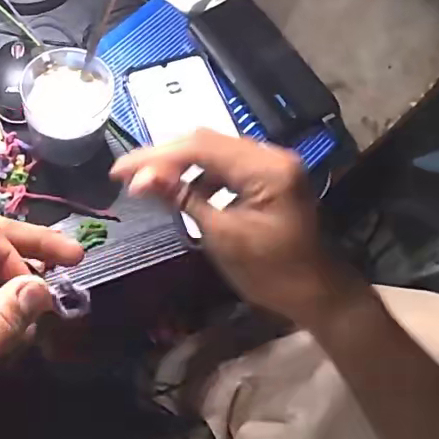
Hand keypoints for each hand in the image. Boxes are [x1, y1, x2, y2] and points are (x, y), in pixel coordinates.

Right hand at [112, 129, 365, 329]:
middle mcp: (270, 154)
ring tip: (147, 181)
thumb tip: (140, 178)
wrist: (319, 296)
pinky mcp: (267, 174)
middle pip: (205, 142)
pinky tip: (180, 189)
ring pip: (212, 150)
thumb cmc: (272, 273)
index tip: (119, 172)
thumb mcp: (222, 236)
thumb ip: (182, 198)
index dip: (155, 157)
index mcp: (266, 168)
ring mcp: (271, 162)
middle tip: (125, 173)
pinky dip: (198, 173)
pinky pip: (225, 163)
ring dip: (178, 163)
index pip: (200, 148)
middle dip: (163, 157)